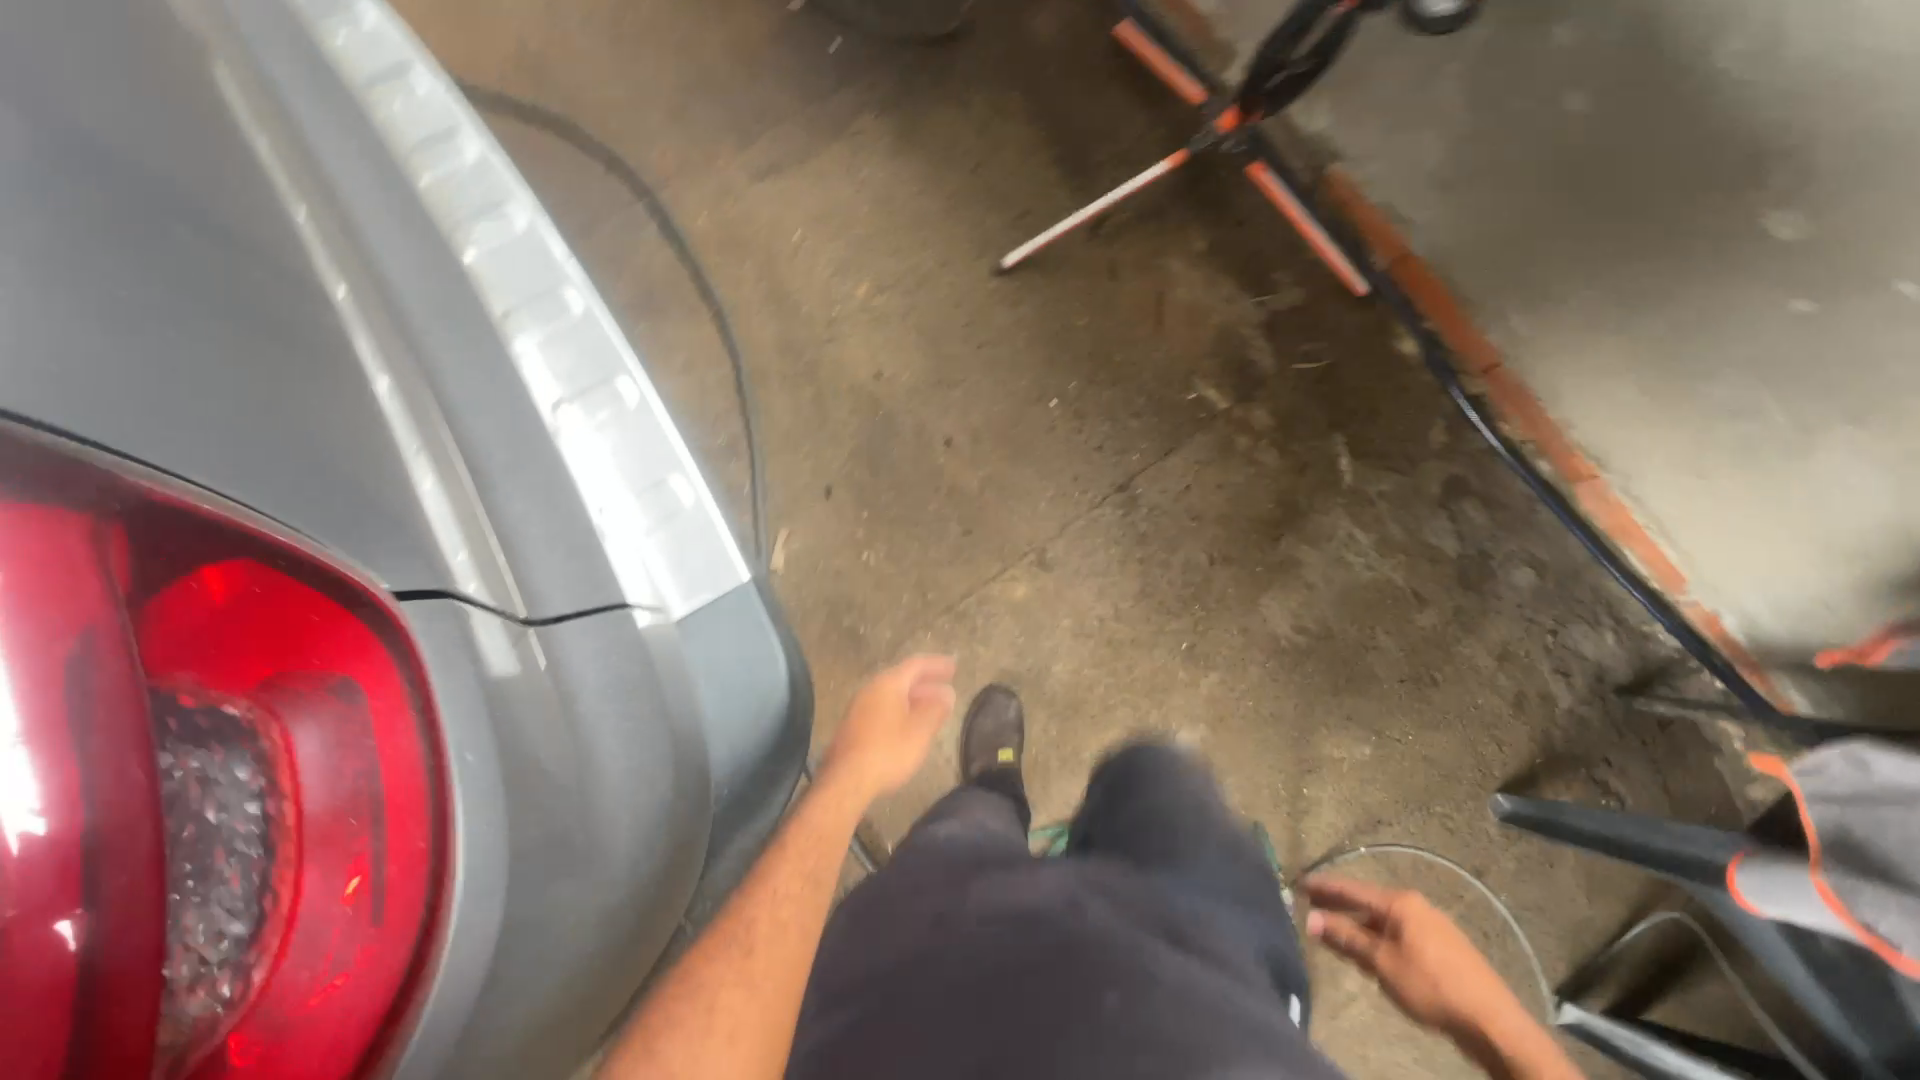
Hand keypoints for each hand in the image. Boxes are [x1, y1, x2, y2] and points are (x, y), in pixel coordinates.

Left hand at [819, 654, 957, 802]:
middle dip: (926, 684)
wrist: (846, 780)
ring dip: (914, 700)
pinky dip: (901, 711)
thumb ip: (936, 709)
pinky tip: (910, 727)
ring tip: (932, 710)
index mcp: (888, 684)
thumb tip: (947, 694)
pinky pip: (883, 709)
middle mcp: (871, 690)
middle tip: (946, 689)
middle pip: (902, 679)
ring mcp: (859, 708)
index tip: (954, 666)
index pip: (916, 665)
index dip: (937, 664)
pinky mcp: (853, 726)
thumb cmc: (888, 751)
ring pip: (892, 696)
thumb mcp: (920, 731)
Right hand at [1304, 875, 1528, 1040]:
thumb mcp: (1382, 962)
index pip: (1352, 889)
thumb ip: (1346, 938)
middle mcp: (1416, 907)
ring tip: (1334, 933)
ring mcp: (1432, 927)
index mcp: (1400, 903)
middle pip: (1368, 903)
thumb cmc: (1431, 986)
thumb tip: (1312, 918)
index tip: (1299, 883)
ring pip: (1384, 922)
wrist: (1492, 1022)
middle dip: (1339, 906)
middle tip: (1310, 905)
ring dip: (1359, 926)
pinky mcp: (1442, 949)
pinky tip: (1370, 955)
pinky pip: (1399, 935)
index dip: (1324, 887)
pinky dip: (1378, 939)